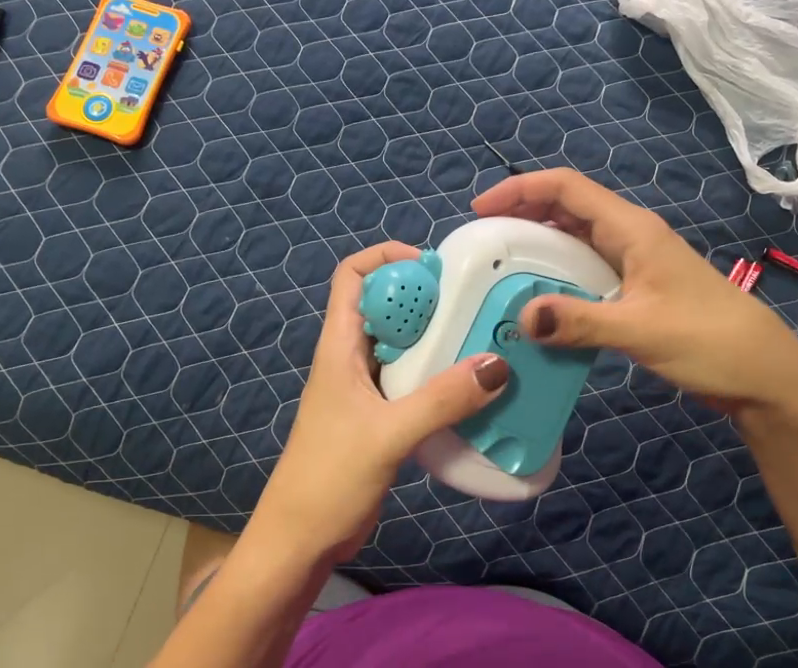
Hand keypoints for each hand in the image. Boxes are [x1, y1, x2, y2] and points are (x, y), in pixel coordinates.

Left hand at [249, 242, 509, 562]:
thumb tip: (497, 363)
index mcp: (339, 345)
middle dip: (427, 297)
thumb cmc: (329, 477)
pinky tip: (473, 388)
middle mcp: (352, 358)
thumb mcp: (388, 435)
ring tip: (485, 337)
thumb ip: (441, 399)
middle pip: (387, 306)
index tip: (432, 266)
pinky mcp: (380, 418)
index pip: (352, 277)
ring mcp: (366, 389)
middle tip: (476, 302)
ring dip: (438, 339)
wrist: (300, 540)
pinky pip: (413, 382)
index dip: (386, 258)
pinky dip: (440, 376)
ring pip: (404, 345)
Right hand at [472, 168, 797, 411]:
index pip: (566, 188)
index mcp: (632, 229)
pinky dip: (556, 276)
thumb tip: (522, 316)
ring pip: (575, 239)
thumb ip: (579, 321)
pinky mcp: (637, 289)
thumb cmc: (710, 341)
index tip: (481, 211)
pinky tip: (540, 303)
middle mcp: (630, 236)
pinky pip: (586, 269)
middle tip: (483, 244)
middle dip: (522, 215)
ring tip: (500, 270)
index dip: (520, 189)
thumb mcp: (641, 330)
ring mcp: (635, 262)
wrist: (766, 376)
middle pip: (566, 208)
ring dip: (538, 247)